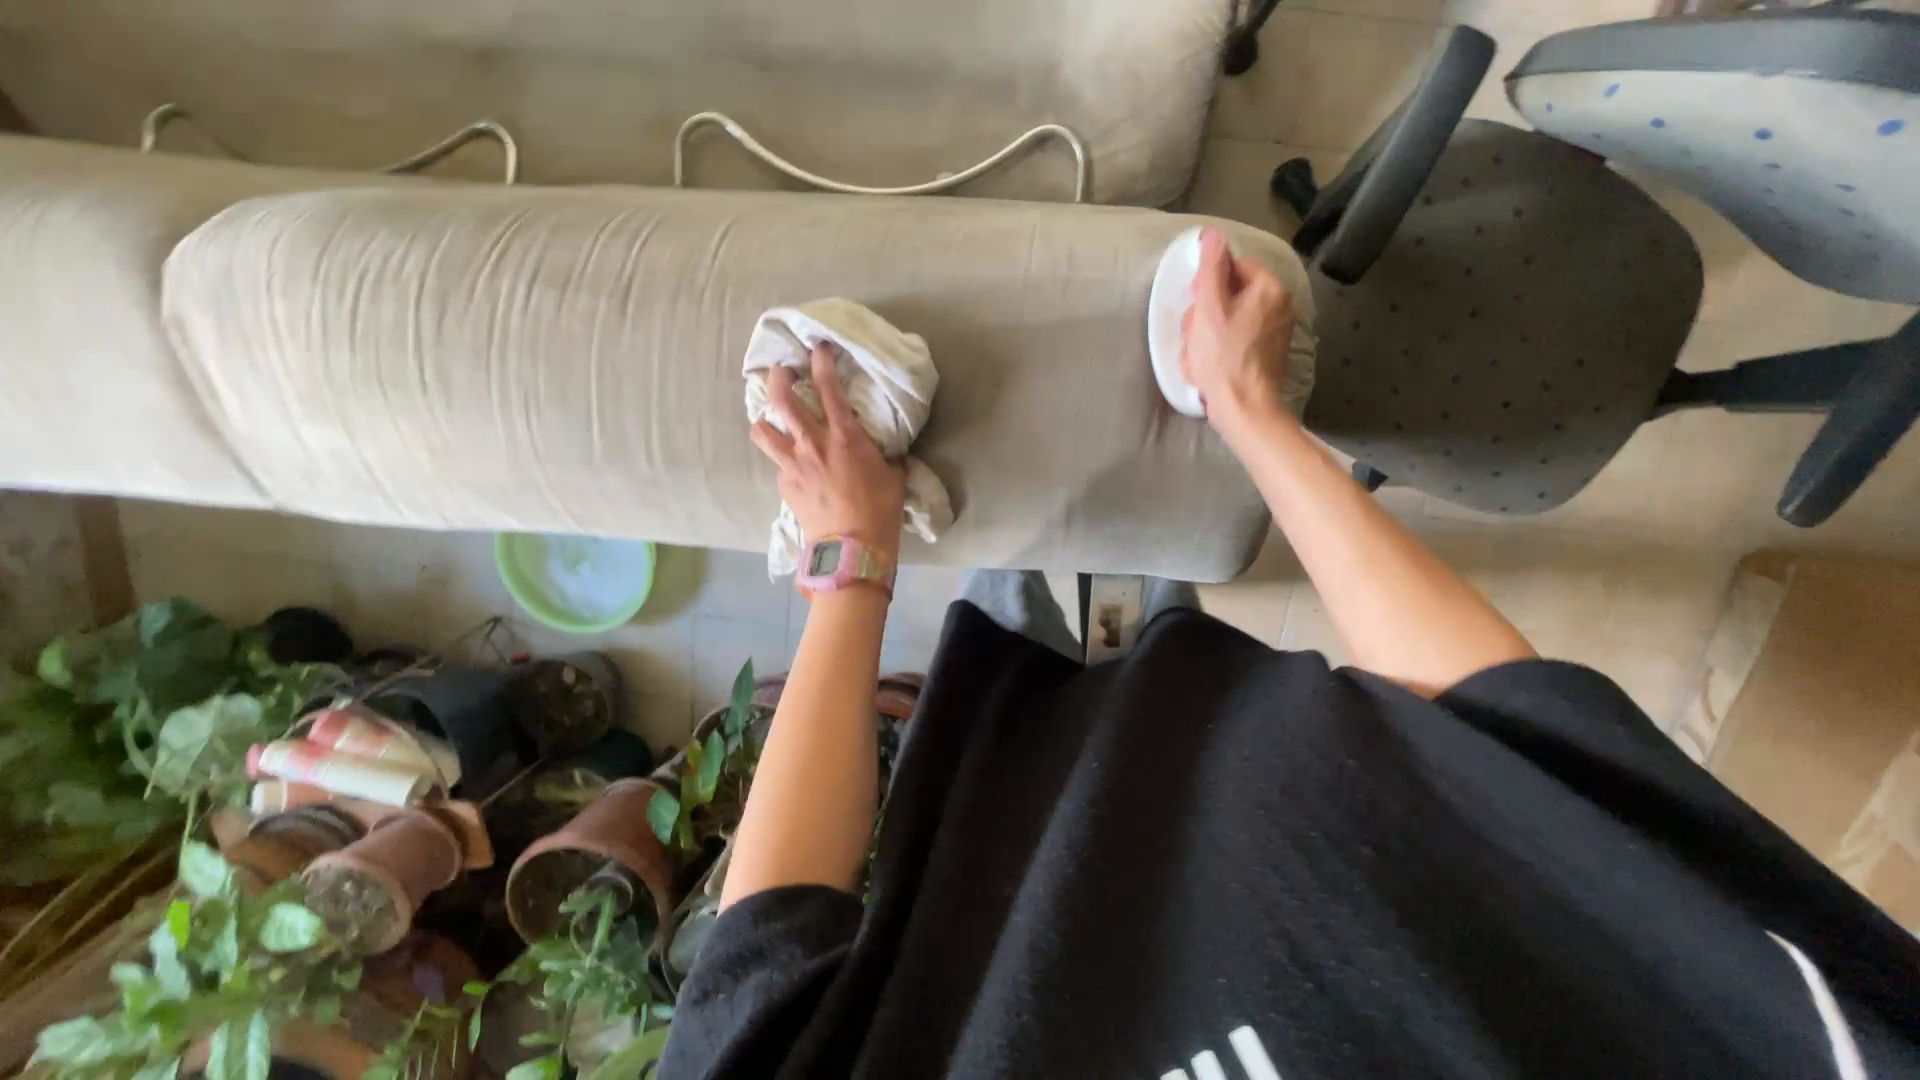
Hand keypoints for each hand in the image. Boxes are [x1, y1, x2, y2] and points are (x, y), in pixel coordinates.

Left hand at [751, 343, 907, 556]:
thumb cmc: (880, 510)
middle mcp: (812, 442)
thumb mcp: (892, 475)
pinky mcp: (784, 485)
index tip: (818, 348)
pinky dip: (783, 459)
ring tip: (771, 418)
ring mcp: (793, 464)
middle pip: (782, 398)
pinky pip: (777, 463)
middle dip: (779, 377)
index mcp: (844, 435)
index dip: (821, 361)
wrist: (852, 548)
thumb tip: (884, 451)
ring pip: (763, 430)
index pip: (828, 387)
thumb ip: (883, 455)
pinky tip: (792, 466)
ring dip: (765, 419)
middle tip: (783, 370)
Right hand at [1180, 228, 1297, 431]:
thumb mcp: (1209, 307)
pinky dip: (1220, 349)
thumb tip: (1212, 235)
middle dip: (1206, 313)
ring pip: (1231, 319)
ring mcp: (1276, 332)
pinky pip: (1238, 340)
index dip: (1207, 284)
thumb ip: (1211, 268)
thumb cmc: (1223, 357)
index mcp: (1270, 288)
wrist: (1244, 407)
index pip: (1234, 267)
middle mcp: (1280, 305)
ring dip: (1207, 333)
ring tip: (1197, 355)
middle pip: (1231, 294)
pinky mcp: (1268, 355)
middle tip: (1193, 335)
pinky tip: (1208, 366)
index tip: (1194, 305)